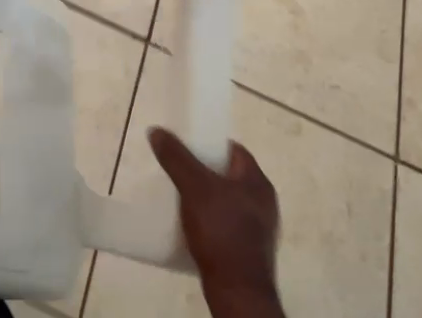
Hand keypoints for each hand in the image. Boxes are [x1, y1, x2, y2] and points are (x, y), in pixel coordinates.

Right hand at [147, 130, 282, 317]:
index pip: (233, 150)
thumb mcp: (193, 188)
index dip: (209, 143)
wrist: (237, 290)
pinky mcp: (250, 249)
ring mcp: (259, 228)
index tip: (186, 146)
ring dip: (206, 196)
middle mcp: (264, 202)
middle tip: (179, 171)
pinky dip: (210, 219)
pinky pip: (227, 223)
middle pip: (229, 174)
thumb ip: (176, 158)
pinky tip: (192, 225)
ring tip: (181, 198)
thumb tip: (157, 131)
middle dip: (204, 171)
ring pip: (228, 200)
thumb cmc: (220, 231)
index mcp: (257, 182)